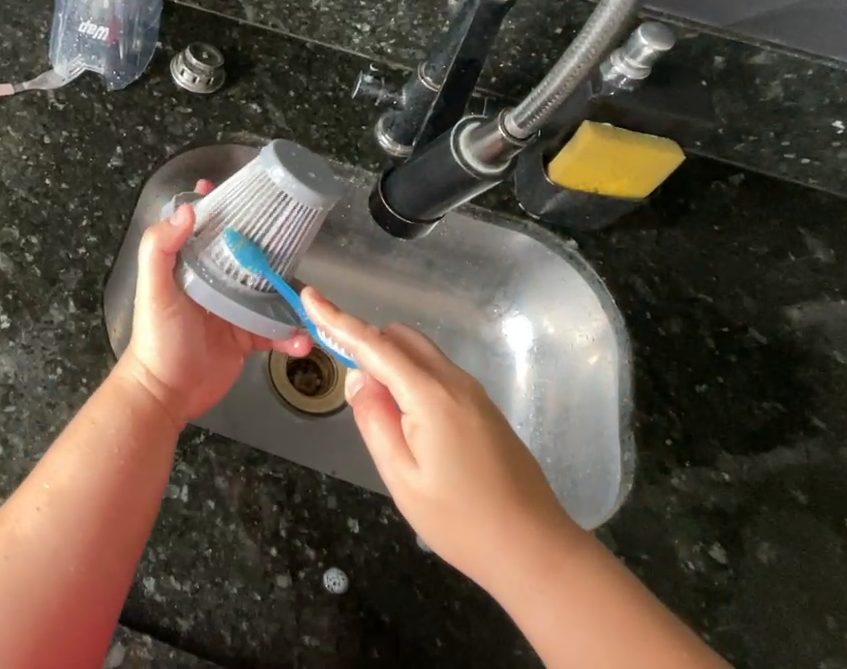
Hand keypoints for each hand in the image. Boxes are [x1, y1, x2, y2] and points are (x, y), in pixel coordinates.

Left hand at [117, 182, 312, 424]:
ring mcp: (233, 309)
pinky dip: (290, 335)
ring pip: (268, 292)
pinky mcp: (246, 337)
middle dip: (269, 246)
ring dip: (289, 296)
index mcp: (191, 265)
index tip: (241, 188)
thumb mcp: (154, 289)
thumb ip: (161, 248)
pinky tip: (300, 341)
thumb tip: (187, 209)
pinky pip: (275, 330)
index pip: (204, 226)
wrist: (166, 392)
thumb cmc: (157, 337)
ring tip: (306, 302)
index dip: (218, 205)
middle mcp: (214, 282)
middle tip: (293, 238)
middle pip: (245, 255)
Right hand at [302, 288, 581, 587]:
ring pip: (420, 353)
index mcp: (431, 395)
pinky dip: (409, 376)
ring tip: (374, 408)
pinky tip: (405, 420)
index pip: (374, 345)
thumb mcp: (401, 476)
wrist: (536, 550)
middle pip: (400, 338)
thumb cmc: (461, 521)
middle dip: (365, 342)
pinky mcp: (483, 408)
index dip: (337, 319)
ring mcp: (474, 393)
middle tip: (342, 375)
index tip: (310, 296)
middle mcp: (454, 382)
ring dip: (388, 361)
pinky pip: (436, 373)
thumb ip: (374, 420)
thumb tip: (359, 379)